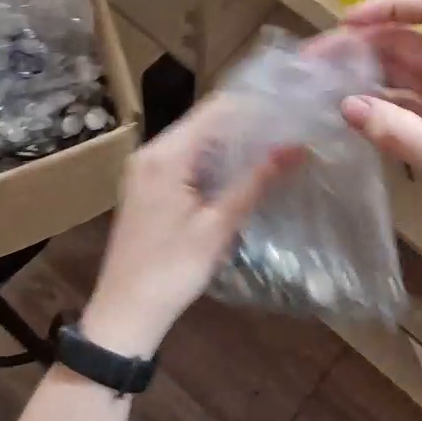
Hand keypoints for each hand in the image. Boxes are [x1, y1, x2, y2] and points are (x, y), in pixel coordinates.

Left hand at [80, 96, 301, 358]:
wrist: (125, 312)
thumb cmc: (172, 270)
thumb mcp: (219, 226)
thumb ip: (256, 181)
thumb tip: (296, 146)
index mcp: (166, 155)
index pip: (216, 108)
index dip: (255, 107)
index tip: (290, 113)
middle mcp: (151, 152)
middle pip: (206, 120)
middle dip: (247, 125)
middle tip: (290, 133)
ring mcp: (146, 168)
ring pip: (197, 139)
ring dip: (233, 144)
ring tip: (275, 150)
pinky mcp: (148, 185)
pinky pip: (186, 158)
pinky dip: (214, 161)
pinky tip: (242, 174)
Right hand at [336, 0, 421, 257]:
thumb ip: (401, 136)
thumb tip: (345, 105)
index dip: (389, 6)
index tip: (346, 24)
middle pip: (405, 42)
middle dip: (359, 44)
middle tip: (311, 66)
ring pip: (401, 76)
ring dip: (362, 75)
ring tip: (318, 88)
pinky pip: (406, 109)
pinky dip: (377, 109)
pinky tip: (348, 119)